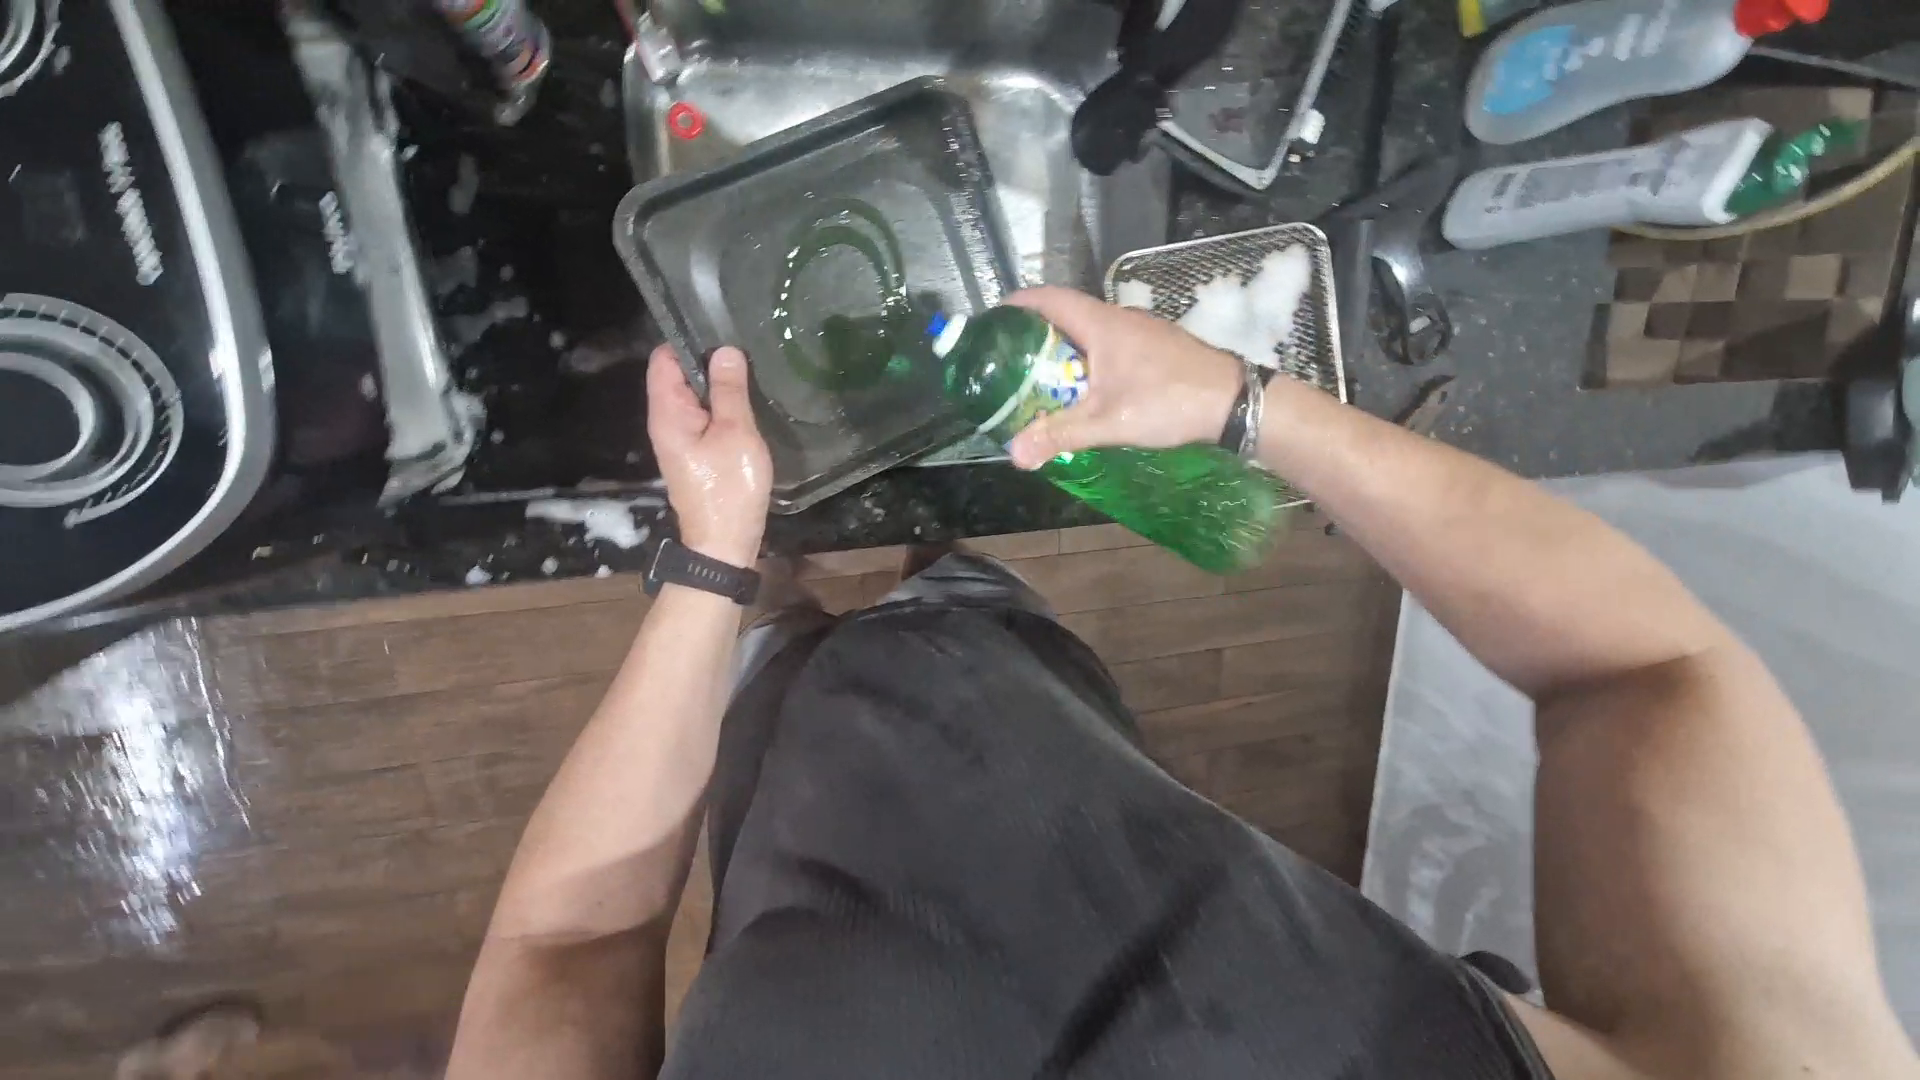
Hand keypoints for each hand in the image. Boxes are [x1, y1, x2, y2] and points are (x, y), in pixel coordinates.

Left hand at [647, 345, 771, 566]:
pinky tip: (747, 407)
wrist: (724, 543)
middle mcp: (666, 422)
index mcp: (667, 413)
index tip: (724, 334)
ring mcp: (680, 440)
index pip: (664, 359)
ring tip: (751, 375)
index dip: (690, 341)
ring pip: (695, 398)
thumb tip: (725, 350)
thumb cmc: (730, 487)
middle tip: (747, 353)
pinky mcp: (696, 454)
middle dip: (709, 363)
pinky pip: (704, 418)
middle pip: (679, 376)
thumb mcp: (736, 433)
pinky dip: (722, 409)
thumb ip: (729, 390)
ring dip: (719, 387)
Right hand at [1002, 286, 1242, 469]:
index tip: (992, 320)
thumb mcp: (1108, 422)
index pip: (1049, 299)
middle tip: (1009, 360)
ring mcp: (1140, 331)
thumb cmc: (1168, 401)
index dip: (1018, 305)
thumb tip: (1015, 456)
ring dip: (1062, 349)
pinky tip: (1085, 388)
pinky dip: (1086, 359)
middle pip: (1066, 314)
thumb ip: (1060, 435)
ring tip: (1040, 377)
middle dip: (1034, 333)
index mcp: (1101, 325)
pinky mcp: (1155, 348)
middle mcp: (1118, 319)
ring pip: (1089, 332)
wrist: (1234, 402)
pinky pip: (1108, 346)